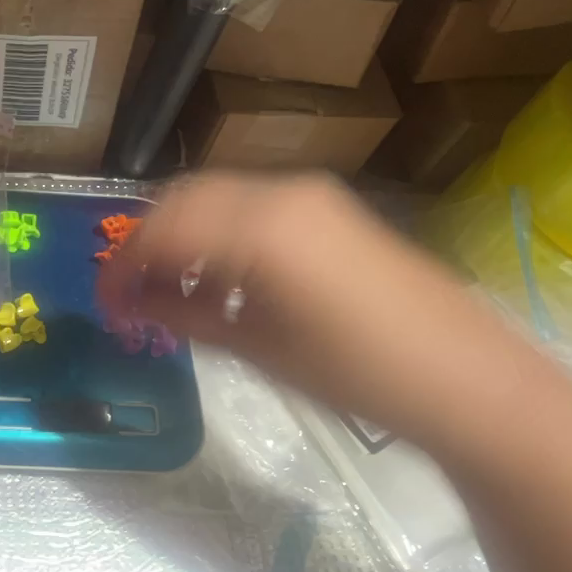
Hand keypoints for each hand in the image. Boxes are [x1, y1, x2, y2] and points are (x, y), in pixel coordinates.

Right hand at [97, 174, 563, 446]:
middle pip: (184, 199)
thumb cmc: (356, 374)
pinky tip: (218, 278)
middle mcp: (281, 192)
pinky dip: (218, 233)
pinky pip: (251, 207)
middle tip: (129, 295)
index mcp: (260, 228)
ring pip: (215, 197)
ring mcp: (310, 195)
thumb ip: (186, 314)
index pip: (163, 230)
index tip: (105, 304)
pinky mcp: (329, 209)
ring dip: (181, 235)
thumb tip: (134, 303)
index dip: (123, 266)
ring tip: (169, 291)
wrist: (466, 378)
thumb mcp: (258, 349)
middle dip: (146, 243)